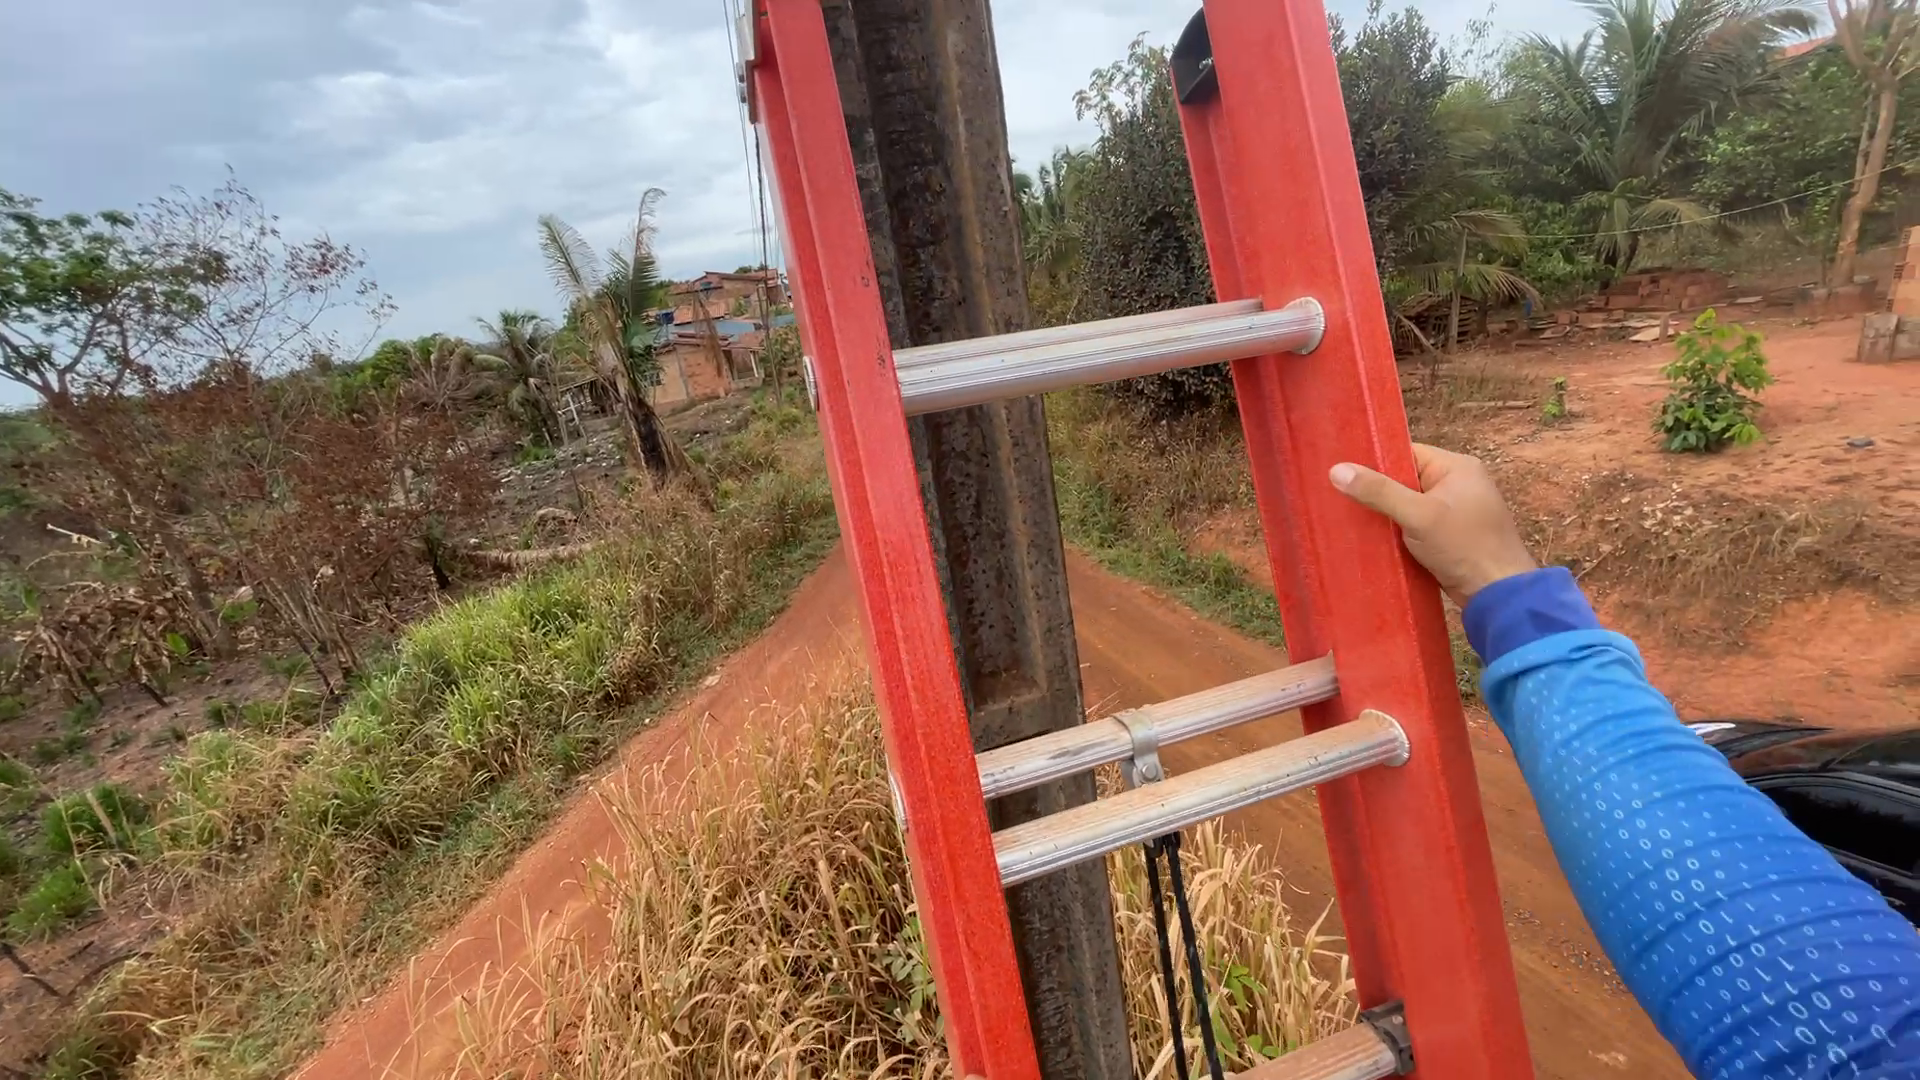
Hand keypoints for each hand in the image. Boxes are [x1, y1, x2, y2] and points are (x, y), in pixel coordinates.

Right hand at [1329, 444, 1535, 607]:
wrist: (1499, 593)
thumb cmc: (1463, 546)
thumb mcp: (1417, 515)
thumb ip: (1378, 491)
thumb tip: (1336, 469)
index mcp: (1456, 467)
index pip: (1405, 453)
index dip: (1373, 462)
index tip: (1341, 472)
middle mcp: (1456, 483)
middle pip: (1402, 478)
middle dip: (1374, 489)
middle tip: (1338, 496)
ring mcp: (1452, 509)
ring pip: (1404, 502)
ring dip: (1382, 512)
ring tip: (1348, 516)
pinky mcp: (1446, 533)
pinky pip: (1410, 522)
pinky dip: (1393, 528)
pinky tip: (1370, 535)